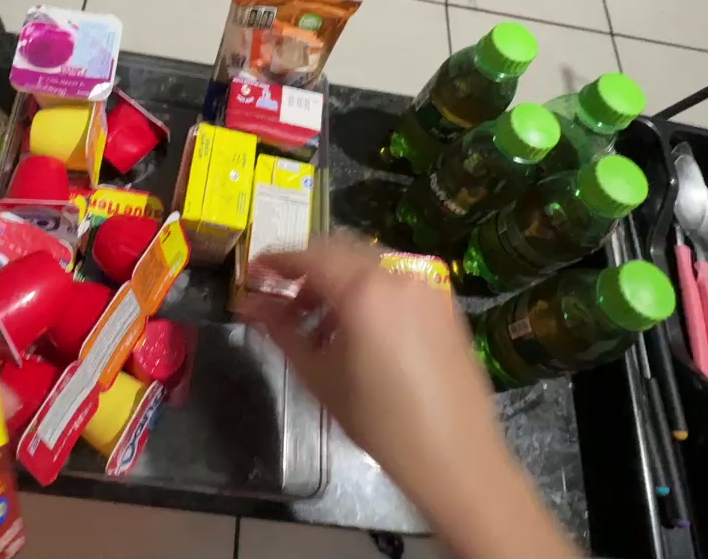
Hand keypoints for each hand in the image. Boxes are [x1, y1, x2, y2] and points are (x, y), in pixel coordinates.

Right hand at [236, 237, 507, 496]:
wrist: (458, 458)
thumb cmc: (381, 422)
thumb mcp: (320, 376)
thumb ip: (281, 330)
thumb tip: (249, 305)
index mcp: (363, 289)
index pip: (308, 256)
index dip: (275, 261)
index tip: (254, 272)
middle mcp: (395, 272)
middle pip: (336, 249)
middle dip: (305, 268)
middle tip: (282, 298)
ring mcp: (423, 282)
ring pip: (365, 260)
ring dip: (335, 276)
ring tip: (318, 320)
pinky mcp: (441, 297)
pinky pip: (392, 276)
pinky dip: (366, 286)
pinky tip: (355, 325)